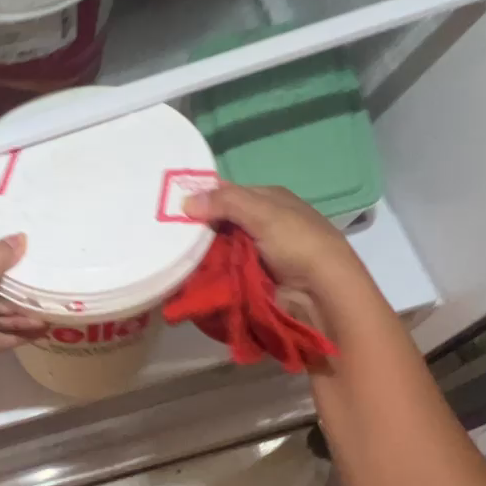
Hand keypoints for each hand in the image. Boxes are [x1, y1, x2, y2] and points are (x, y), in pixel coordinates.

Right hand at [183, 185, 362, 294]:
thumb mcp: (264, 214)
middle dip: (197, 229)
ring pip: (217, 248)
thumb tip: (185, 203)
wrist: (318, 292)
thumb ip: (226, 203)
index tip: (173, 207)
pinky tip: (186, 273)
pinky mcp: (248, 277)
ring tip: (170, 254)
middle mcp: (261, 224)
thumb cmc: (297, 244)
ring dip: (199, 253)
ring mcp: (253, 253)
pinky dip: (206, 272)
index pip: (228, 193)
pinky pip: (220, 271)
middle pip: (220, 222)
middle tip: (166, 234)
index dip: (203, 197)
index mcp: (269, 200)